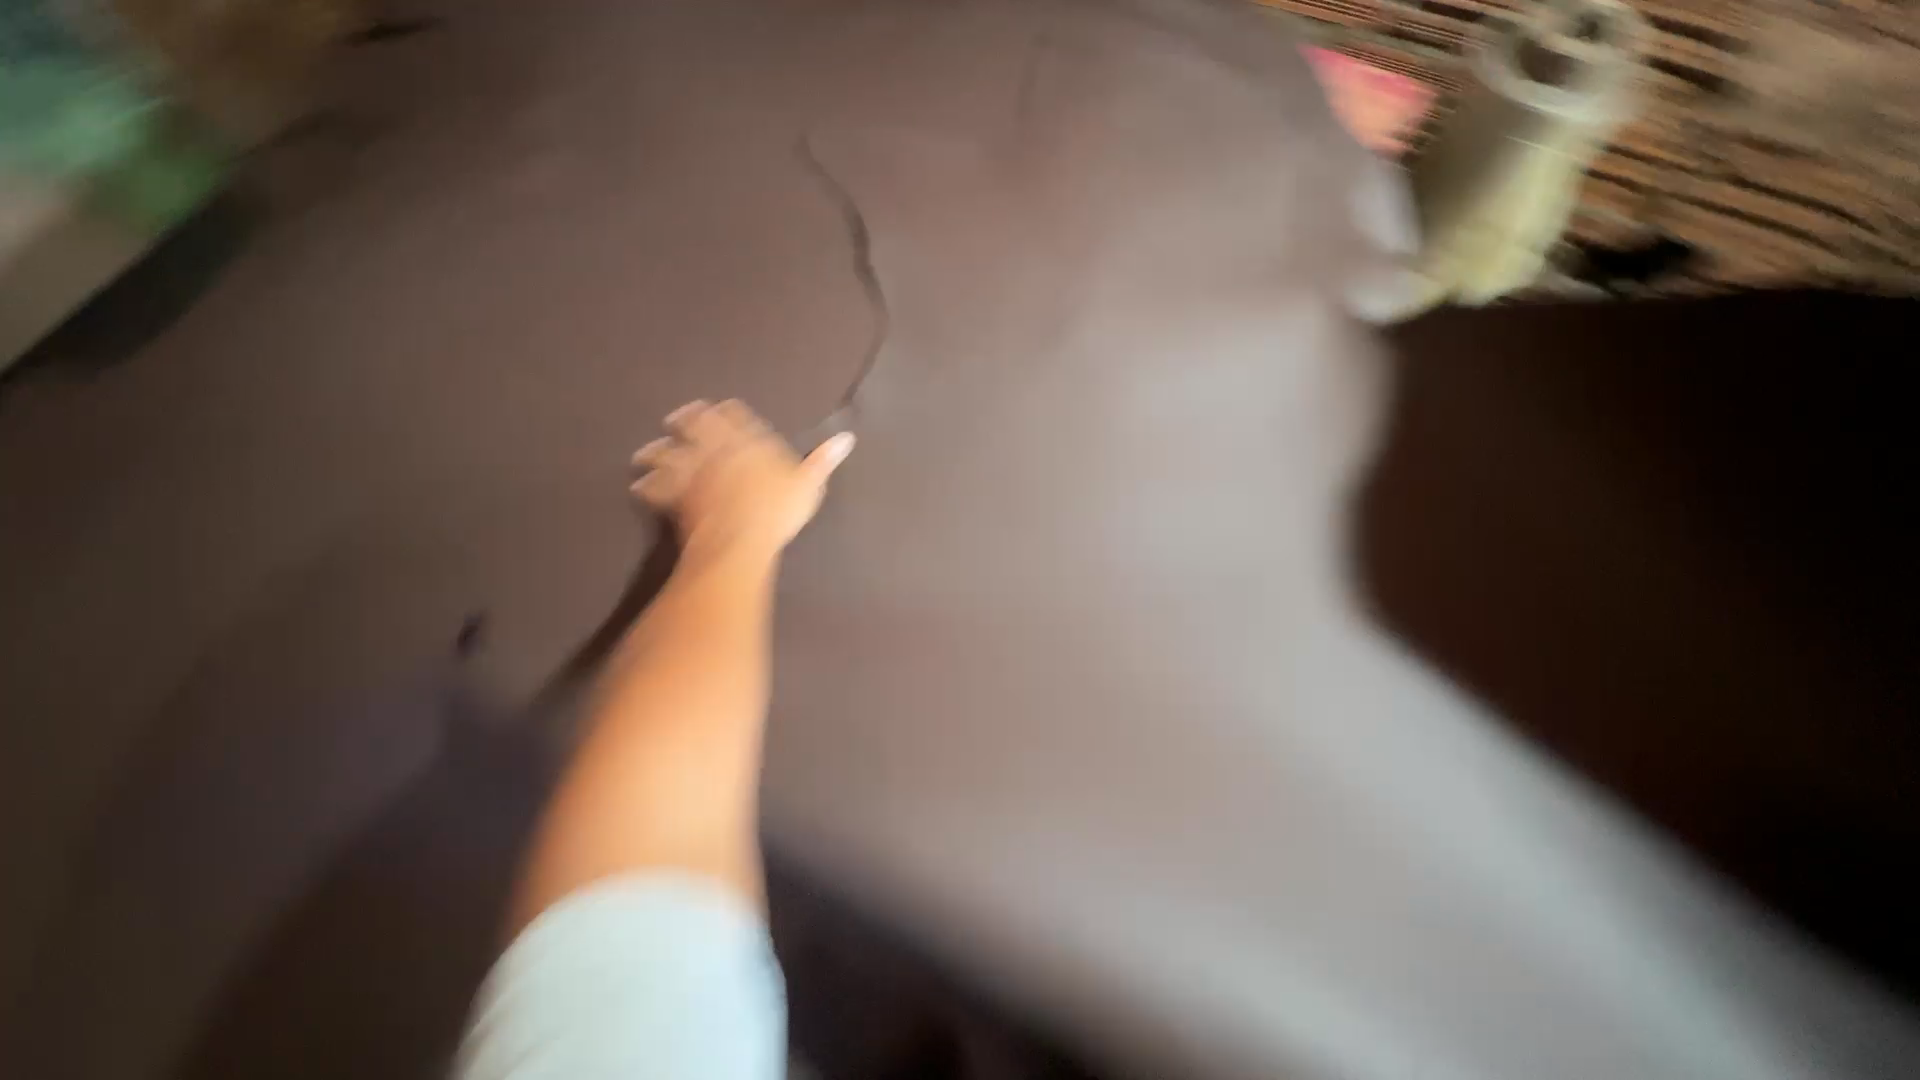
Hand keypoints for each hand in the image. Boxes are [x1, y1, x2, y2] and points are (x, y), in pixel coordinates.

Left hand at [630, 399, 854, 559]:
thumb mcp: (809, 484)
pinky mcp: (676, 496)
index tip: (718, 409)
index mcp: (746, 441)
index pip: (732, 414)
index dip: (725, 411)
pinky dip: (647, 486)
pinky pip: (656, 487)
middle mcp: (714, 449)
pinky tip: (638, 487)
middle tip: (675, 418)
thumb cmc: (777, 510)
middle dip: (684, 420)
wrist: (739, 539)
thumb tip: (847, 438)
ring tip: (645, 453)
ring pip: (667, 452)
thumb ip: (823, 460)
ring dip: (656, 451)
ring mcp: (691, 471)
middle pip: (693, 425)